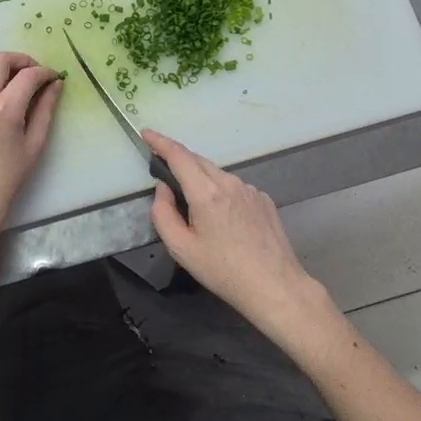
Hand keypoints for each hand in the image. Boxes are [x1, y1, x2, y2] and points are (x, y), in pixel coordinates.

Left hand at [0, 52, 63, 222]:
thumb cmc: (8, 175)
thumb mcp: (35, 144)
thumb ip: (46, 109)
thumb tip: (56, 85)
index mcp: (6, 110)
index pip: (29, 76)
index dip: (45, 72)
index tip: (52, 77)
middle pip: (1, 60)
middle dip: (21, 60)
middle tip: (32, 72)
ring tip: (7, 76)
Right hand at [143, 130, 319, 331]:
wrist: (275, 287)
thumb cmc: (223, 271)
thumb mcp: (180, 248)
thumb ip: (163, 213)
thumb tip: (163, 188)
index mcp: (206, 193)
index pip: (179, 155)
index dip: (160, 142)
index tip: (146, 133)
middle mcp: (229, 183)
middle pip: (198, 161)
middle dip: (178, 159)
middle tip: (163, 170)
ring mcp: (250, 190)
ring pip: (217, 174)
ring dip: (201, 179)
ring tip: (195, 206)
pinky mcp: (263, 200)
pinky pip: (234, 187)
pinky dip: (221, 192)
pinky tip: (223, 219)